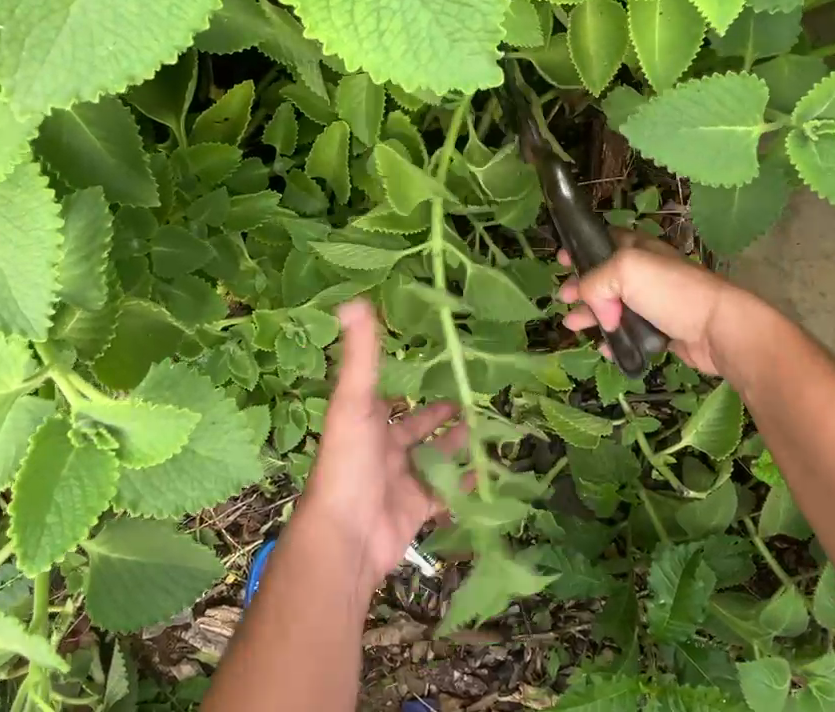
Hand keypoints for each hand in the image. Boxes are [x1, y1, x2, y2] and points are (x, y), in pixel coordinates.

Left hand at [292, 299, 467, 592]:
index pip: (389, 392)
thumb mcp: (354, 400)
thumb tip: (354, 300)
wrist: (347, 534)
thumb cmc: (348, 461)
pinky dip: (464, 482)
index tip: (437, 361)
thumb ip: (361, 354)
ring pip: (434, 456)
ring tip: (486, 426)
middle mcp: (381, 447)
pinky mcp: (416, 508)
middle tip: (471, 396)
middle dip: (440, 412)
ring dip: (457, 443)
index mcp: (364, 419)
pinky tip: (487, 469)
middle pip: (415, 425)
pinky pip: (445, 492)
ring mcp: (399, 479)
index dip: (410, 379)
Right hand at [558, 230, 786, 383]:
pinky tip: (604, 348)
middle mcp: (647, 274)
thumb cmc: (671, 291)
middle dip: (582, 288)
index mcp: (639, 249)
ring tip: (573, 325)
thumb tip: (596, 310)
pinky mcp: (662, 332)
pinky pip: (631, 335)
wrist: (718, 329)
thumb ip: (596, 282)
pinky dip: (614, 341)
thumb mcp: (625, 270)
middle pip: (605, 278)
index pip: (605, 242)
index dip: (582, 249)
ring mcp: (655, 304)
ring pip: (615, 308)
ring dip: (592, 316)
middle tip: (564, 299)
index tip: (561, 261)